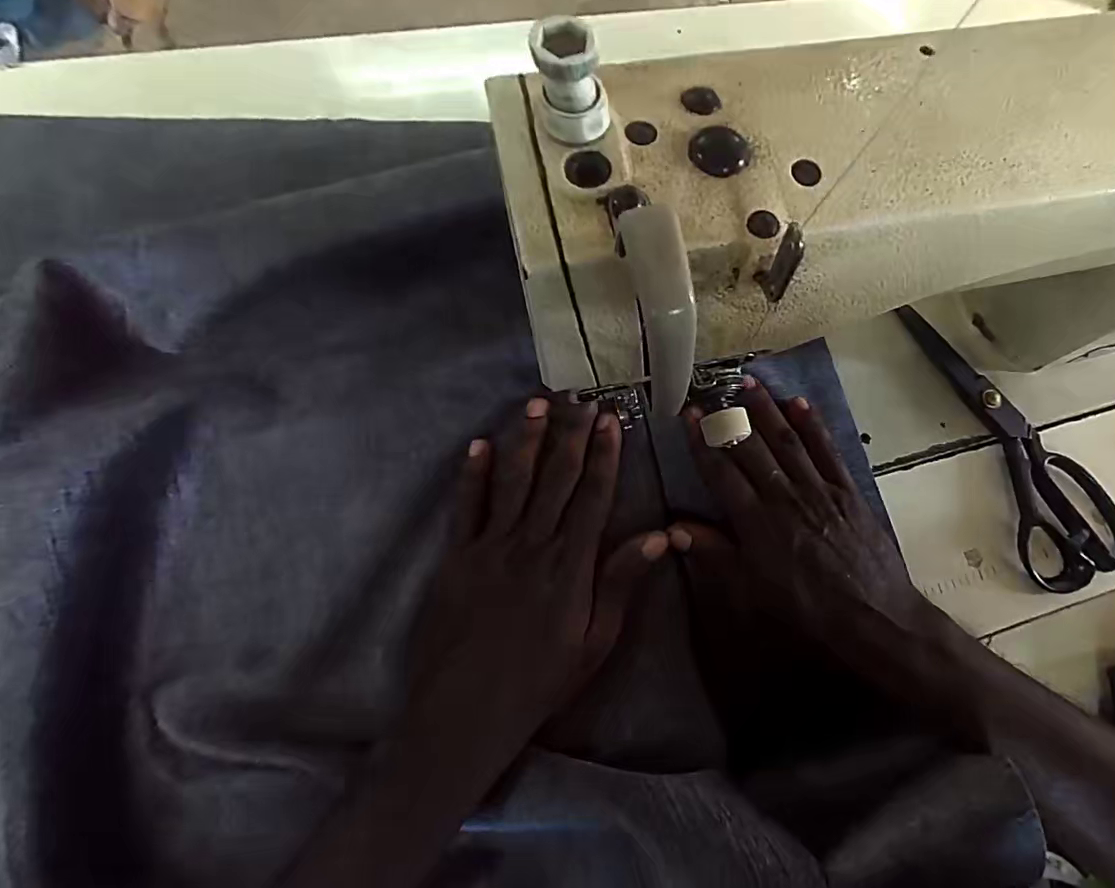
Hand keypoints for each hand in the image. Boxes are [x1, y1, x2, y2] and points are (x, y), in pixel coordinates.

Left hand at [405, 396, 666, 755]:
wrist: (462, 716)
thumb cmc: (540, 680)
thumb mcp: (595, 641)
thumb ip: (622, 583)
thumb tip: (660, 536)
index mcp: (571, 564)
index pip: (593, 496)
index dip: (604, 455)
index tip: (610, 420)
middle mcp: (532, 545)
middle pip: (556, 478)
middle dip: (570, 435)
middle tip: (578, 398)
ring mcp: (490, 548)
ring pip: (513, 482)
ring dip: (526, 440)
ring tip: (535, 404)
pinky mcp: (455, 559)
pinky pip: (465, 508)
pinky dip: (472, 475)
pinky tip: (479, 444)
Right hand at [677, 377, 933, 642]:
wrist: (871, 613)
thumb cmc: (807, 608)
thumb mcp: (753, 590)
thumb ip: (715, 554)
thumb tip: (674, 529)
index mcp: (756, 521)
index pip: (721, 473)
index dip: (702, 442)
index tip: (689, 416)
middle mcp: (784, 496)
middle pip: (751, 448)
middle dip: (729, 418)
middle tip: (713, 391)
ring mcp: (818, 488)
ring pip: (786, 440)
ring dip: (766, 410)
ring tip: (749, 383)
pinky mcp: (846, 488)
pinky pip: (826, 449)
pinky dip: (812, 425)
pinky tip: (799, 403)